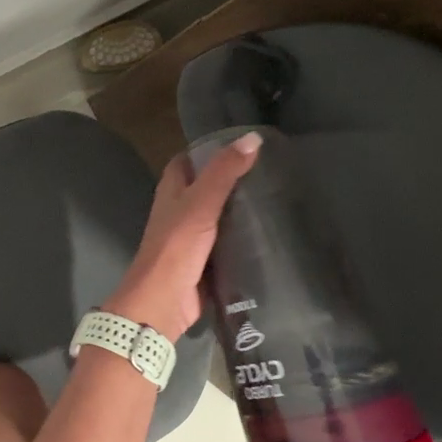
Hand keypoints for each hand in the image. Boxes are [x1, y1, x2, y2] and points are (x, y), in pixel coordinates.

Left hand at [102, 131, 260, 340]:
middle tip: (270, 173)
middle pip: (205, 189)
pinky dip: (243, 240)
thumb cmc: (176, 247)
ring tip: (278, 199)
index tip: (243, 145)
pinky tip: (269, 237)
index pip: (187, 161)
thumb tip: (253, 138)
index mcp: (171, 193)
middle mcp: (178, 213)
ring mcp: (190, 240)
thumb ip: (224, 172)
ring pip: (217, 218)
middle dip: (232, 181)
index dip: (208, 150)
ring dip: (240, 211)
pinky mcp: (204, 264)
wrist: (163, 303)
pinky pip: (226, 246)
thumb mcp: (200, 204)